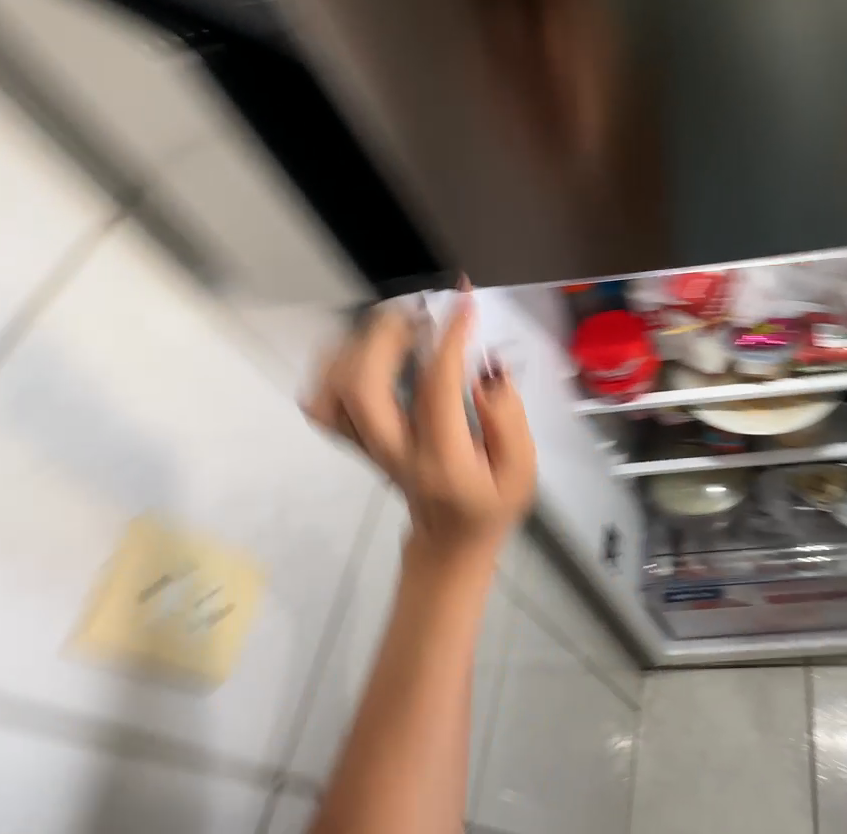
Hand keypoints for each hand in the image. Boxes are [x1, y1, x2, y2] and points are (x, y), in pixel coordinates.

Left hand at [303, 292, 536, 563]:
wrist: (450, 543)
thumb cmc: (491, 504)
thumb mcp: (523, 470)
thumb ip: (508, 419)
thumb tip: (487, 372)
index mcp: (441, 459)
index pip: (435, 388)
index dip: (448, 339)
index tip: (464, 303)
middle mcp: (394, 451)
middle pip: (363, 386)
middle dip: (387, 336)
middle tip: (421, 312)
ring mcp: (368, 447)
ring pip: (333, 392)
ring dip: (357, 347)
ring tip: (396, 326)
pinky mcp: (357, 442)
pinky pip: (323, 404)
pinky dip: (333, 369)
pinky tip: (363, 350)